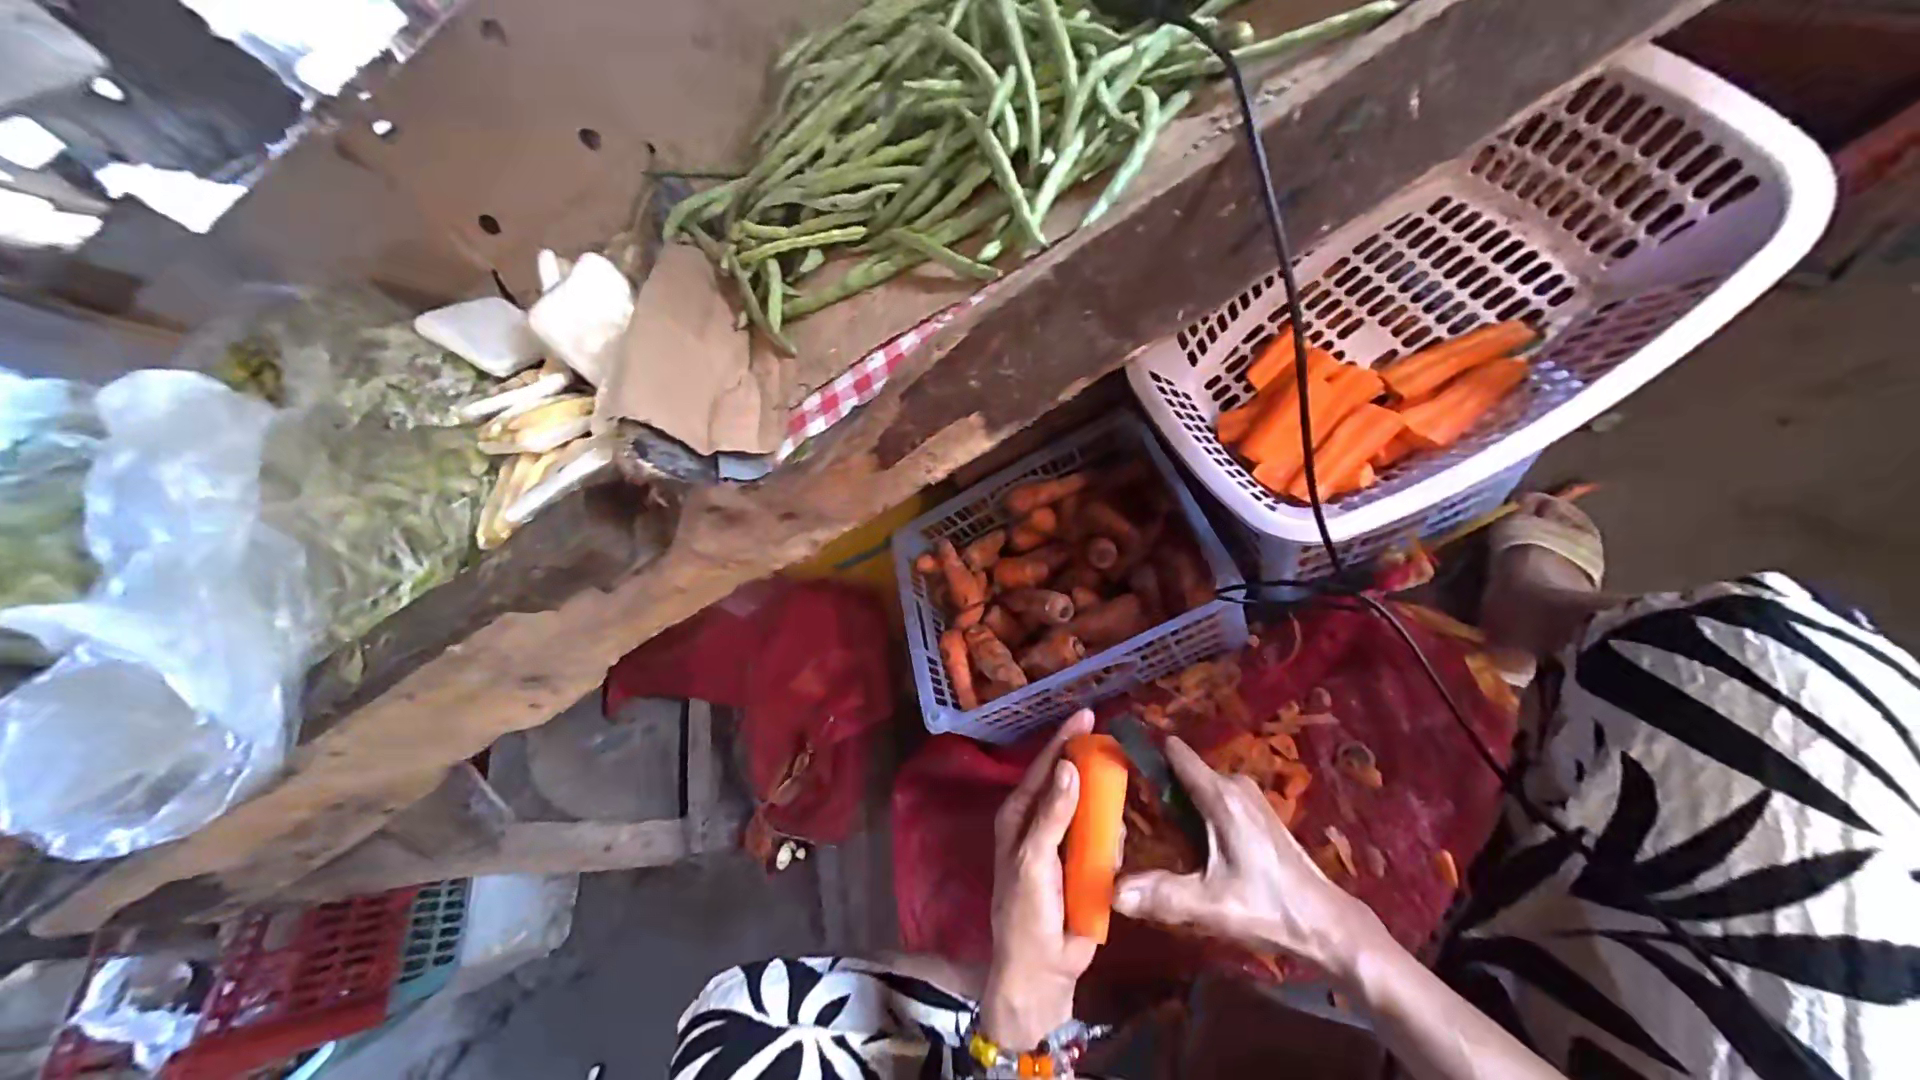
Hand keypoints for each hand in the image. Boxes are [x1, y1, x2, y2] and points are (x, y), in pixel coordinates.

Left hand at [980, 709, 1099, 1049]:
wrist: (1041, 968)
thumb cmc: (1026, 910)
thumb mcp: (1034, 859)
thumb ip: (1053, 814)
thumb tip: (1068, 766)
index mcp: (1020, 814)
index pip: (1044, 766)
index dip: (1064, 739)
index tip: (1088, 714)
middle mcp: (1041, 820)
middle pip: (1070, 780)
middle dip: (1091, 764)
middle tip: (1115, 748)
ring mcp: (1064, 841)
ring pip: (1091, 807)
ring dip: (1105, 804)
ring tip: (1118, 798)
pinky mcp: (1084, 863)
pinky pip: (1104, 838)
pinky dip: (1113, 835)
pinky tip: (1118, 839)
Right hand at [1111, 736, 1389, 981]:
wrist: (1328, 926)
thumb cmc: (1270, 909)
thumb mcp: (1212, 906)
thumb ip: (1162, 895)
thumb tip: (1113, 892)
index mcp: (1221, 796)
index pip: (1176, 753)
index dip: (1147, 750)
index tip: (1117, 756)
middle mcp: (1234, 786)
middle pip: (1183, 773)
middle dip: (1157, 788)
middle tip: (1129, 816)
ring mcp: (1249, 797)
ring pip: (1199, 787)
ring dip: (1177, 803)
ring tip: (1155, 831)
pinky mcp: (1257, 813)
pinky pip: (1214, 798)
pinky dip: (1196, 812)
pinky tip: (1189, 844)